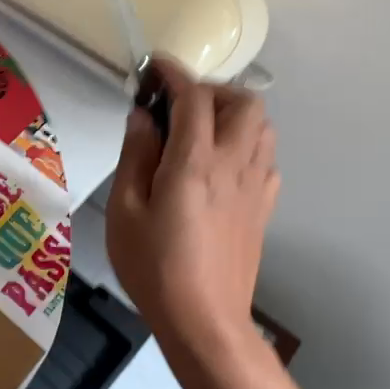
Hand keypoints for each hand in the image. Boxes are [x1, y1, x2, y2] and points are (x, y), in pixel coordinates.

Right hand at [107, 59, 279, 366]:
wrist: (205, 321)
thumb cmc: (154, 265)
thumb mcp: (125, 209)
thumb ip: (136, 155)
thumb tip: (142, 116)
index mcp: (195, 163)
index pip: (194, 98)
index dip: (174, 74)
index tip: (153, 67)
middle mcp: (234, 166)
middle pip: (244, 103)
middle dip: (211, 91)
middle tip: (177, 106)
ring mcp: (256, 187)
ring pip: (262, 128)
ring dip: (232, 115)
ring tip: (196, 132)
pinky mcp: (264, 208)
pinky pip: (265, 158)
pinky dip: (244, 145)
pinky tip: (216, 166)